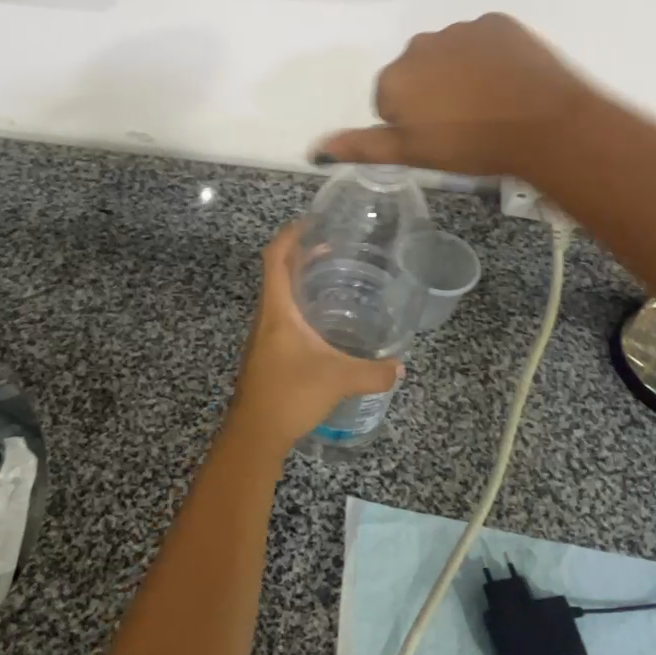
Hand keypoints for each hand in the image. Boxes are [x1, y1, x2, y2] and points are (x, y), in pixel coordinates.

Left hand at [227, 224, 401, 446]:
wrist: (254, 433)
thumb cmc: (290, 394)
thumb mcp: (338, 379)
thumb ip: (372, 372)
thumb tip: (401, 367)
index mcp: (277, 309)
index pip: (275, 256)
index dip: (290, 234)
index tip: (311, 221)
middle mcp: (266, 316)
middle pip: (276, 271)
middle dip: (300, 253)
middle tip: (331, 245)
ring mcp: (263, 335)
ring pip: (278, 294)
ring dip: (298, 279)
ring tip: (328, 276)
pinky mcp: (266, 352)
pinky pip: (281, 315)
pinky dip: (298, 304)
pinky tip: (320, 321)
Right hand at [312, 13, 593, 176]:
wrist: (545, 124)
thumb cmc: (471, 145)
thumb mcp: (411, 154)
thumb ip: (362, 145)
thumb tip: (313, 149)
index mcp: (394, 77)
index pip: (389, 102)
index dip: (412, 123)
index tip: (439, 138)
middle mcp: (418, 45)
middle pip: (415, 73)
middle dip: (431, 93)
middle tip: (464, 123)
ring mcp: (459, 30)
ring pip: (447, 56)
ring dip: (459, 74)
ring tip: (489, 104)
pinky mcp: (497, 22)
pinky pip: (482, 40)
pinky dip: (488, 56)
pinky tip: (507, 81)